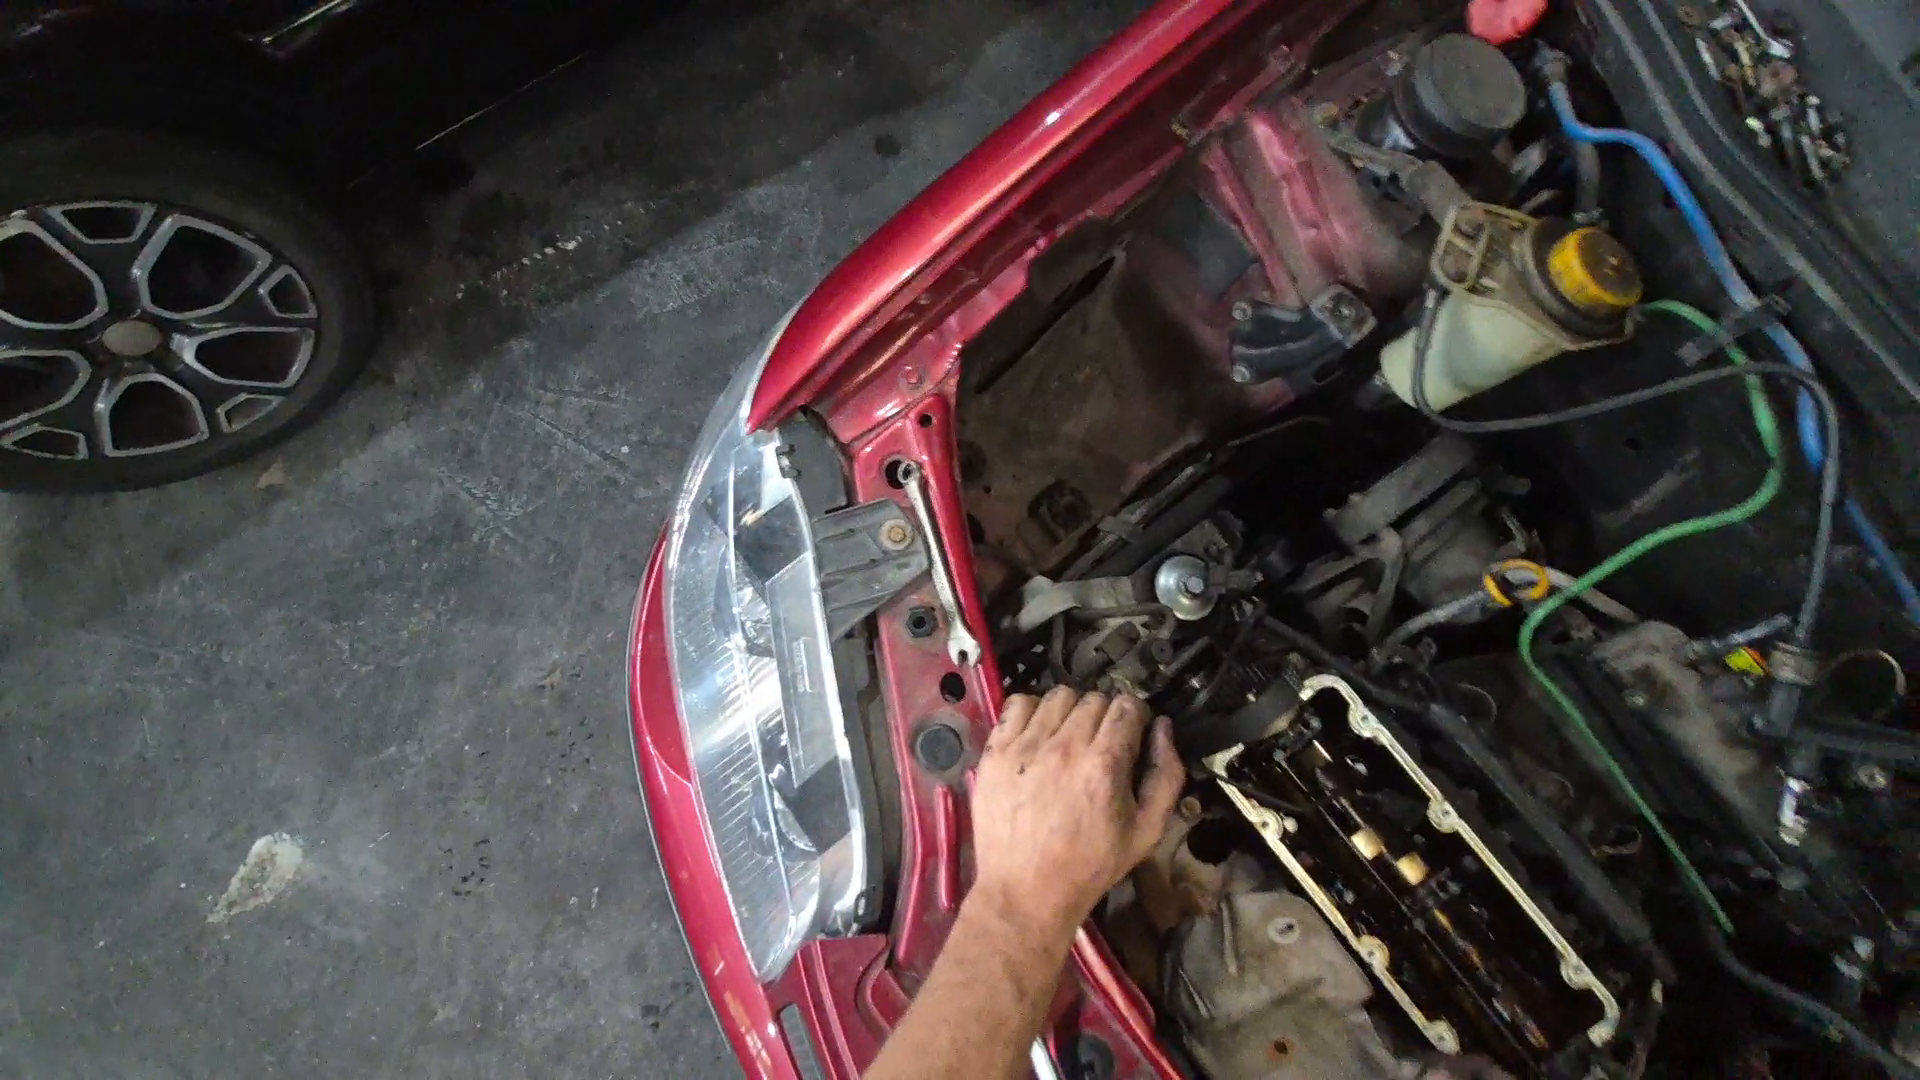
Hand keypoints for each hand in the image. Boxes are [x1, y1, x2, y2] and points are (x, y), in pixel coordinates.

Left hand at [967, 687, 1183, 945]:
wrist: (1026, 890)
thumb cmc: (1090, 864)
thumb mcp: (1146, 831)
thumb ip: (1166, 775)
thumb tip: (1162, 727)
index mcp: (1103, 764)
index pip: (1126, 705)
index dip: (1134, 717)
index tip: (1130, 734)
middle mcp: (1063, 747)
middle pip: (1094, 698)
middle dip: (1104, 716)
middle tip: (1100, 743)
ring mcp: (1025, 746)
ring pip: (1058, 696)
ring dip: (1070, 711)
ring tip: (1068, 738)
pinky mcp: (996, 750)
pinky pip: (1018, 703)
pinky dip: (1032, 711)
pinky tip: (1038, 734)